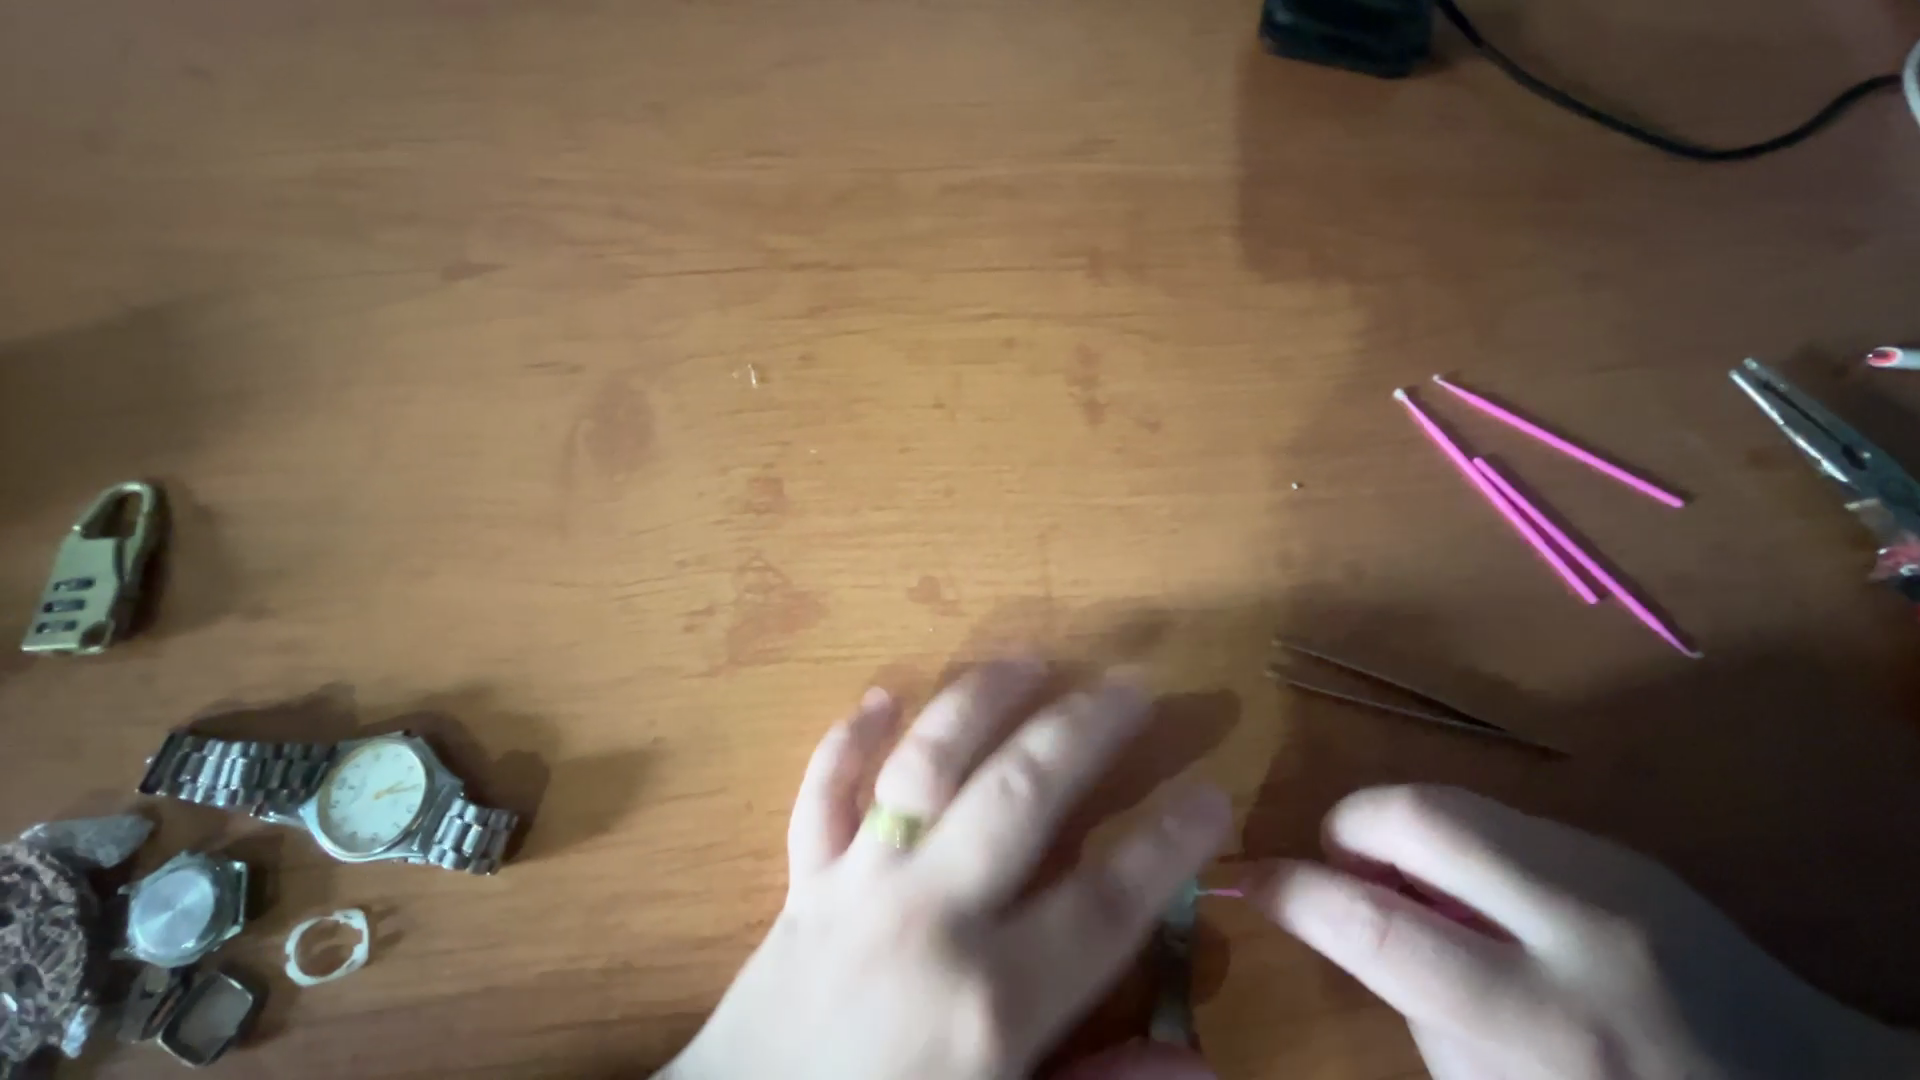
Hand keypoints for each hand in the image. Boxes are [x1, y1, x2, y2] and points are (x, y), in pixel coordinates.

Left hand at [661, 661, 1231, 1079]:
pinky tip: (881, 696)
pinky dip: (848, 741)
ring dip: (978, 703)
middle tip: (1132, 686)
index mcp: (994, 997)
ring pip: (924, 766)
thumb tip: (1201, 1063)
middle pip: (1021, 795)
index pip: (1106, 901)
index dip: (1168, 843)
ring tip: (1029, 659)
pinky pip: (822, 796)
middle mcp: (930, 917)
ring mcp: (859, 885)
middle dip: (1083, 730)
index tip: (1211, 793)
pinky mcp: (803, 880)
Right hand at [1250, 785, 1919, 1079]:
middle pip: (1417, 814)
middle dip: (1350, 824)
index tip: (1250, 880)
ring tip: (1418, 890)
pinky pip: (1496, 818)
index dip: (1294, 891)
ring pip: (1452, 799)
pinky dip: (1456, 844)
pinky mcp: (1623, 847)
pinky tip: (1480, 895)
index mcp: (1544, 1019)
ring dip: (1403, 833)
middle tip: (1344, 867)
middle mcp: (1582, 925)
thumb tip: (1345, 916)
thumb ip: (1414, 1002)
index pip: (1378, 925)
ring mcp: (1613, 871)